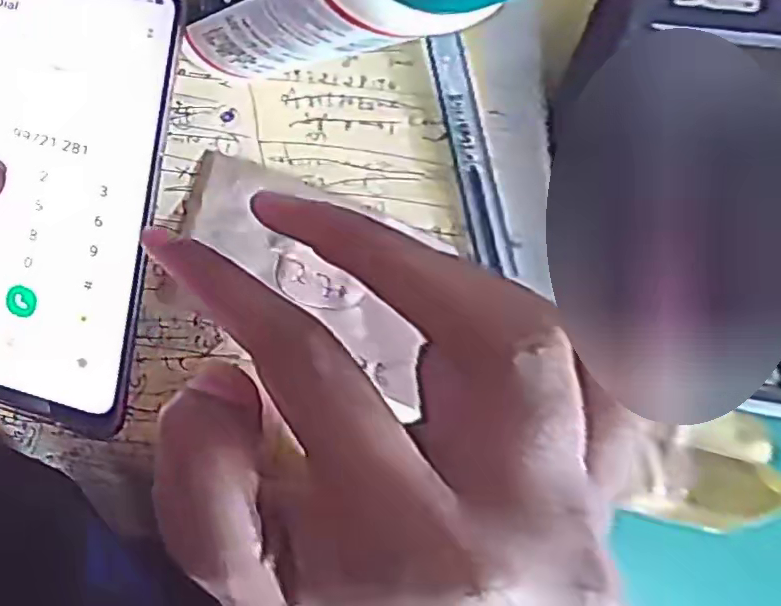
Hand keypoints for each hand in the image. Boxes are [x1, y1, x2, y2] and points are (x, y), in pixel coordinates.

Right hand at [146, 193, 639, 605]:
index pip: (306, 361)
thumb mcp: (223, 570)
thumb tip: (224, 378)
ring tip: (358, 240)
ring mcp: (584, 507)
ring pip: (566, 346)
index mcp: (412, 536)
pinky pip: (608, 387)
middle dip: (370, 243)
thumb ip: (199, 472)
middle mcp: (523, 517)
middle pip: (491, 335)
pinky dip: (531, 319)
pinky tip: (453, 294)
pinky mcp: (601, 499)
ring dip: (448, 267)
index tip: (173, 246)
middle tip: (281, 210)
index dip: (224, 284)